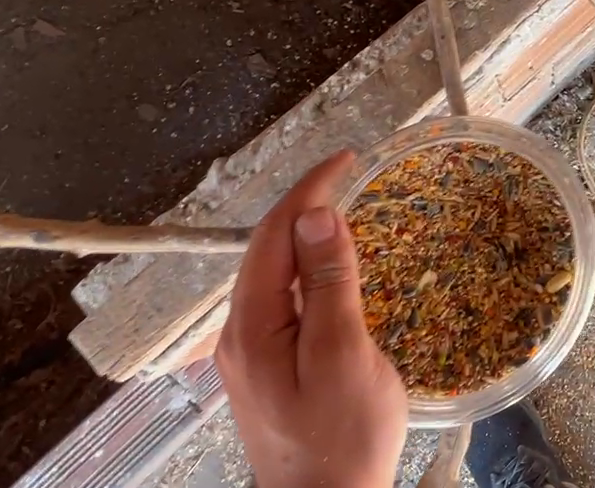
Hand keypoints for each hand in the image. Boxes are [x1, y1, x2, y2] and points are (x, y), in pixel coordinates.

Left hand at [217, 152, 407, 487]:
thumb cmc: (343, 436)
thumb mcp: (343, 354)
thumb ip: (328, 283)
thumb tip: (317, 214)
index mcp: (253, 327)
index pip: (274, 235)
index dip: (309, 189)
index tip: (349, 157)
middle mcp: (242, 334)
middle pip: (267, 249)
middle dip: (305, 202)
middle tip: (352, 172)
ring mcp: (254, 352)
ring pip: (275, 271)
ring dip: (307, 230)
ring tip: (346, 202)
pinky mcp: (272, 365)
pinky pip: (286, 295)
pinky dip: (310, 262)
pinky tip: (333, 261)